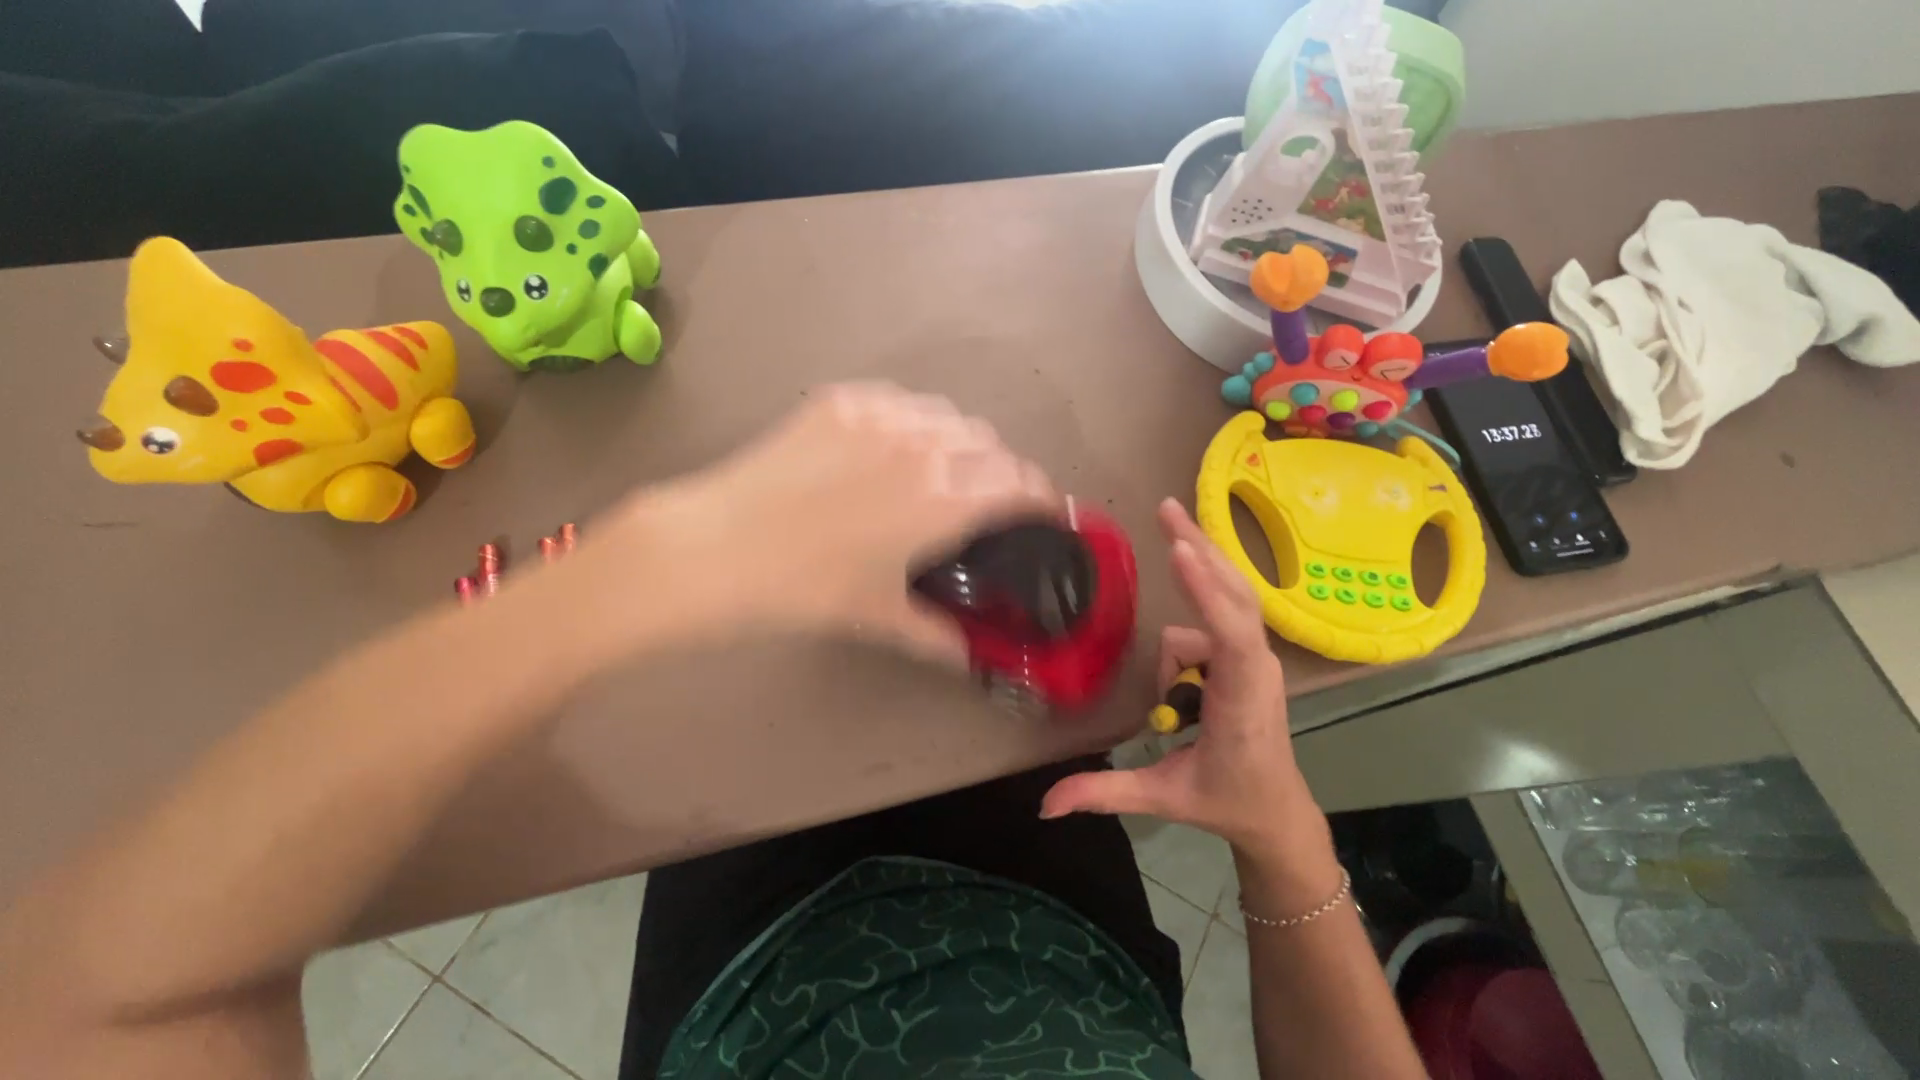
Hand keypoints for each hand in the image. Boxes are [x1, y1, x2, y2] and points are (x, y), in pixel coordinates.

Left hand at [588, 382, 1055, 661]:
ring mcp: (881, 415)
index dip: (1040, 496)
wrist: (717, 546)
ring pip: (949, 416)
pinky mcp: (842, 400)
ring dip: (964, 443)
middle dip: (1004, 471)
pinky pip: (903, 402)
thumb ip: (936, 636)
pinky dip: (917, 422)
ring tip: (946, 470)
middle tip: (992, 501)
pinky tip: (897, 448)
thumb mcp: (878, 617)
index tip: (1044, 511)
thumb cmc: (805, 589)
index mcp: (944, 499)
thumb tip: (967, 658)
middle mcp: (924, 445)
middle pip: (991, 444)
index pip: (1018, 483)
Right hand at [1040, 500, 1332, 873]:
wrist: (1277, 812)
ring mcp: (1254, 656)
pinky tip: (1178, 699)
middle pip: (1230, 592)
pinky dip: (1182, 653)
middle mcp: (1255, 667)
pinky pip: (1205, 630)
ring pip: (1209, 612)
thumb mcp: (1162, 799)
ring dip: (1179, 649)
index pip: (1230, 637)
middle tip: (1164, 508)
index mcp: (1241, 702)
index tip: (1180, 552)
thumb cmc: (1227, 802)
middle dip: (1196, 548)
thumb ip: (1104, 793)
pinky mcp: (1246, 654)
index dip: (1206, 594)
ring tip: (1176, 712)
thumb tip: (1044, 804)